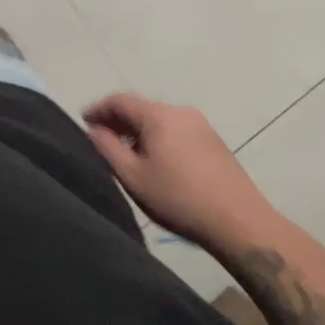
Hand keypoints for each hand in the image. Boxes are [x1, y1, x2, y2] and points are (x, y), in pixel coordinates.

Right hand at [83, 94, 278, 250]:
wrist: (241, 224)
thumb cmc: (180, 199)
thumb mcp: (133, 177)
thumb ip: (107, 148)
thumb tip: (92, 129)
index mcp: (158, 114)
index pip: (119, 100)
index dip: (98, 110)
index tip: (83, 124)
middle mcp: (180, 111)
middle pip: (141, 108)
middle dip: (119, 122)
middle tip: (102, 141)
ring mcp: (201, 125)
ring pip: (160, 120)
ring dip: (140, 132)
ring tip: (129, 155)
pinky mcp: (215, 142)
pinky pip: (177, 131)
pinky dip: (160, 139)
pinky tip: (158, 163)